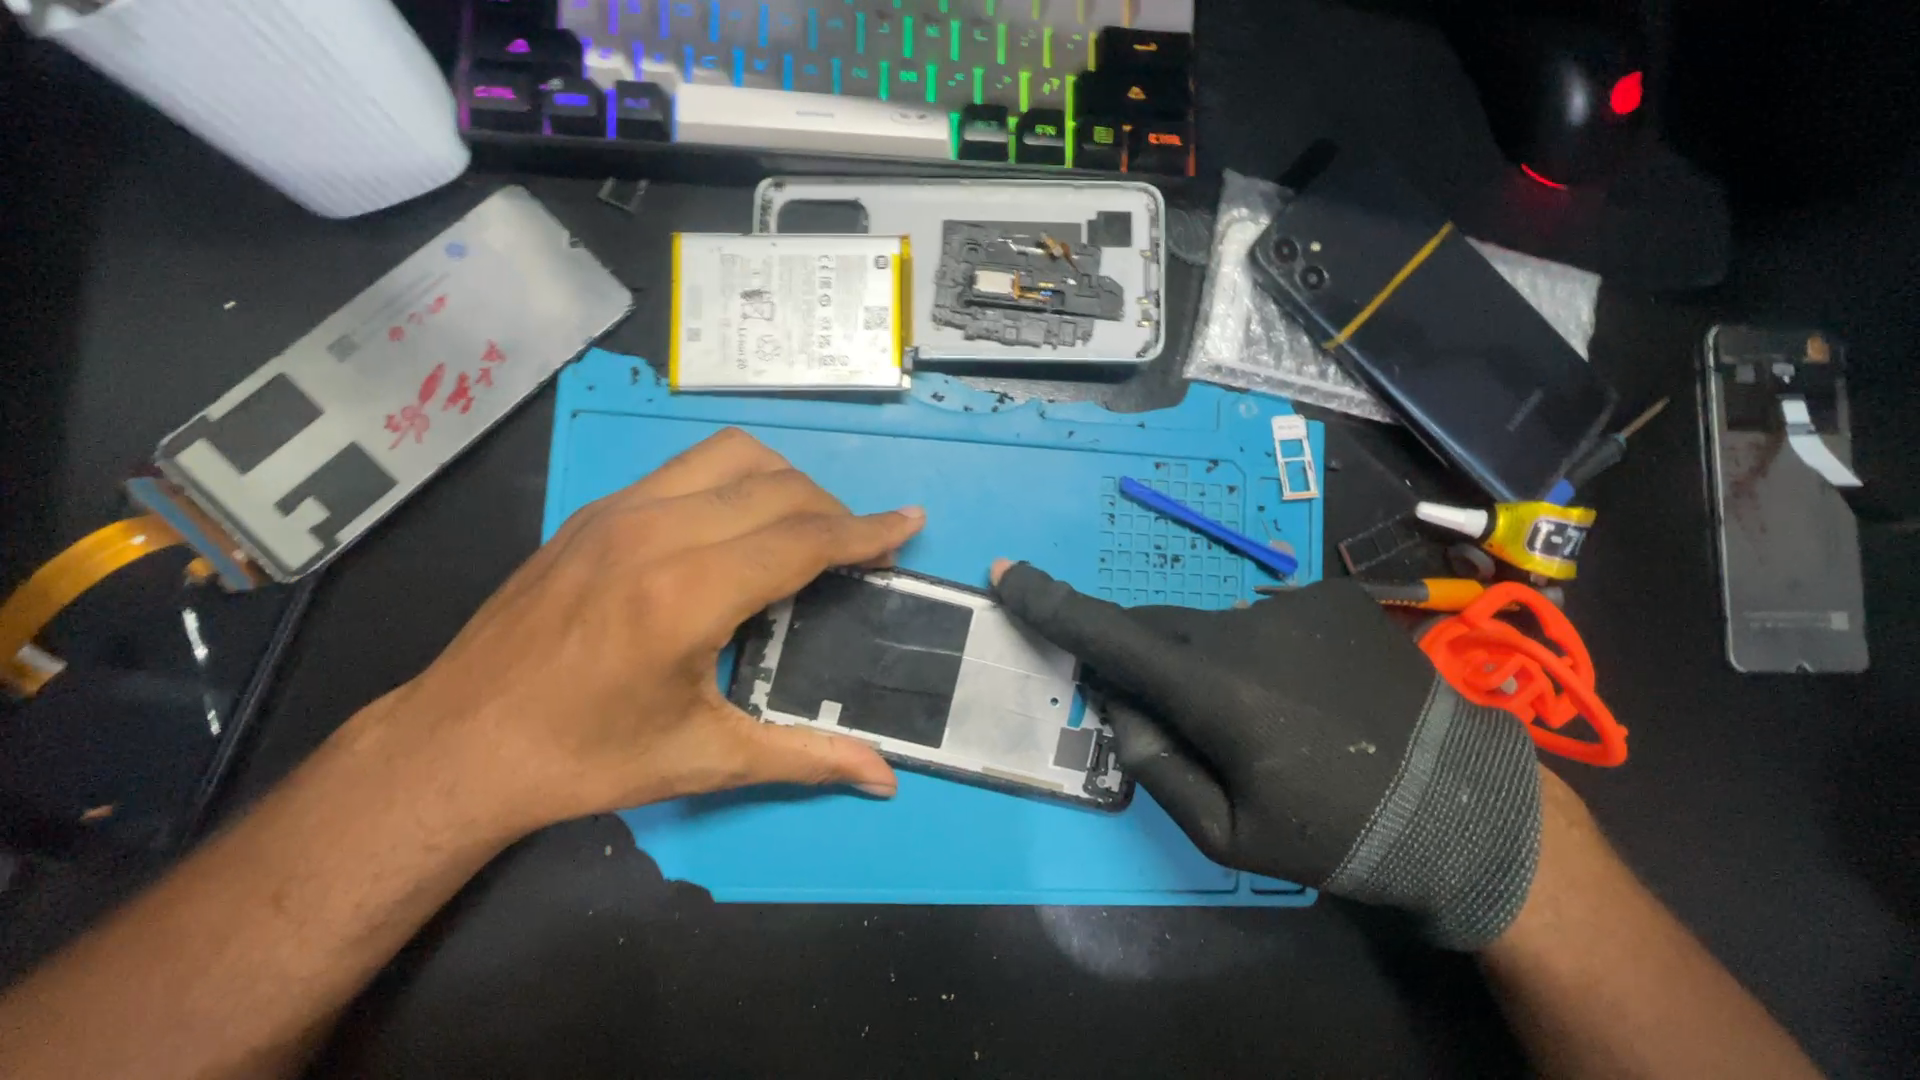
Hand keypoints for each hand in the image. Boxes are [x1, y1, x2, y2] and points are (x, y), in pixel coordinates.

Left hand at [368, 429, 923, 836]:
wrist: (458, 742)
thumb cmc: (585, 758)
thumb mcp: (703, 761)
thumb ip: (805, 756)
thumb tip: (885, 778)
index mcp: (687, 594)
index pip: (802, 538)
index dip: (865, 531)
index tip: (909, 524)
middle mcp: (656, 532)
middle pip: (777, 487)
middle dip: (834, 508)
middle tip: (861, 546)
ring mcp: (618, 512)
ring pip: (729, 456)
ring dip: (785, 480)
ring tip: (805, 524)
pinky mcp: (594, 512)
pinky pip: (686, 468)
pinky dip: (734, 481)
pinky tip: (737, 524)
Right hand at [990, 560, 1543, 949]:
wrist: (1467, 805)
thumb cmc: (1333, 834)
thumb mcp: (1227, 834)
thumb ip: (1157, 764)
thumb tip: (1120, 701)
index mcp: (1217, 690)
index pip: (1111, 635)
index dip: (1051, 603)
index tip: (1006, 571)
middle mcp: (1247, 628)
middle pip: (1156, 628)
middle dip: (1140, 659)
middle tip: (1162, 711)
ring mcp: (1294, 605)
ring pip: (1210, 625)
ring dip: (1206, 661)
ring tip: (1264, 720)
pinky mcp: (1332, 599)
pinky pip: (1262, 619)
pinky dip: (1256, 651)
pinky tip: (1305, 695)